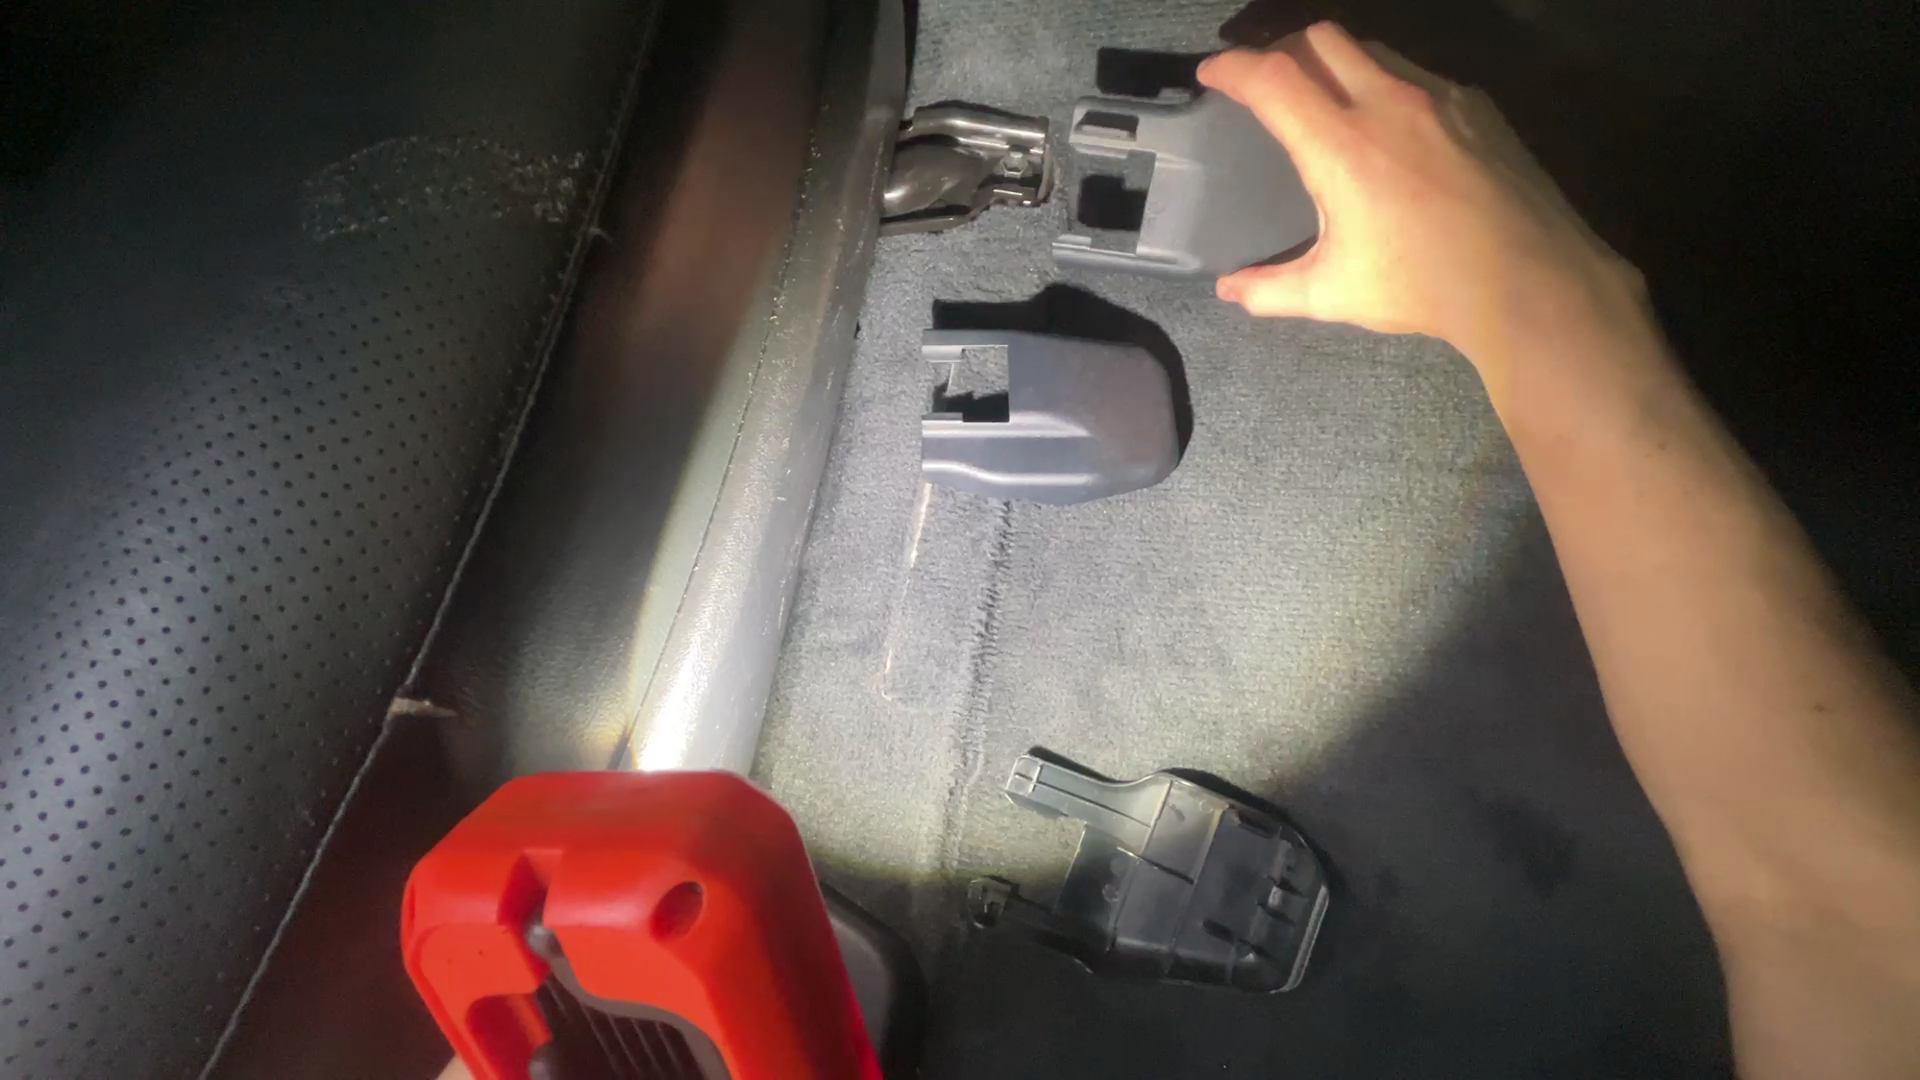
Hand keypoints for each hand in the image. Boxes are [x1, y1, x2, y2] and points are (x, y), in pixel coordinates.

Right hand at [1200, 23, 1657, 409]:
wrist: (1525, 278)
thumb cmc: (1417, 286)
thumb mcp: (1328, 295)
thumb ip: (1266, 290)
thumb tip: (1227, 289)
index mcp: (1342, 148)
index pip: (1274, 80)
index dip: (1233, 68)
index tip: (1210, 72)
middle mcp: (1388, 103)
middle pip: (1320, 39)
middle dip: (1278, 49)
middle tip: (1259, 80)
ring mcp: (1437, 97)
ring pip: (1369, 48)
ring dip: (1329, 60)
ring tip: (1313, 94)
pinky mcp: (1472, 104)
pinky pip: (1411, 71)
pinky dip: (1376, 80)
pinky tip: (1376, 120)